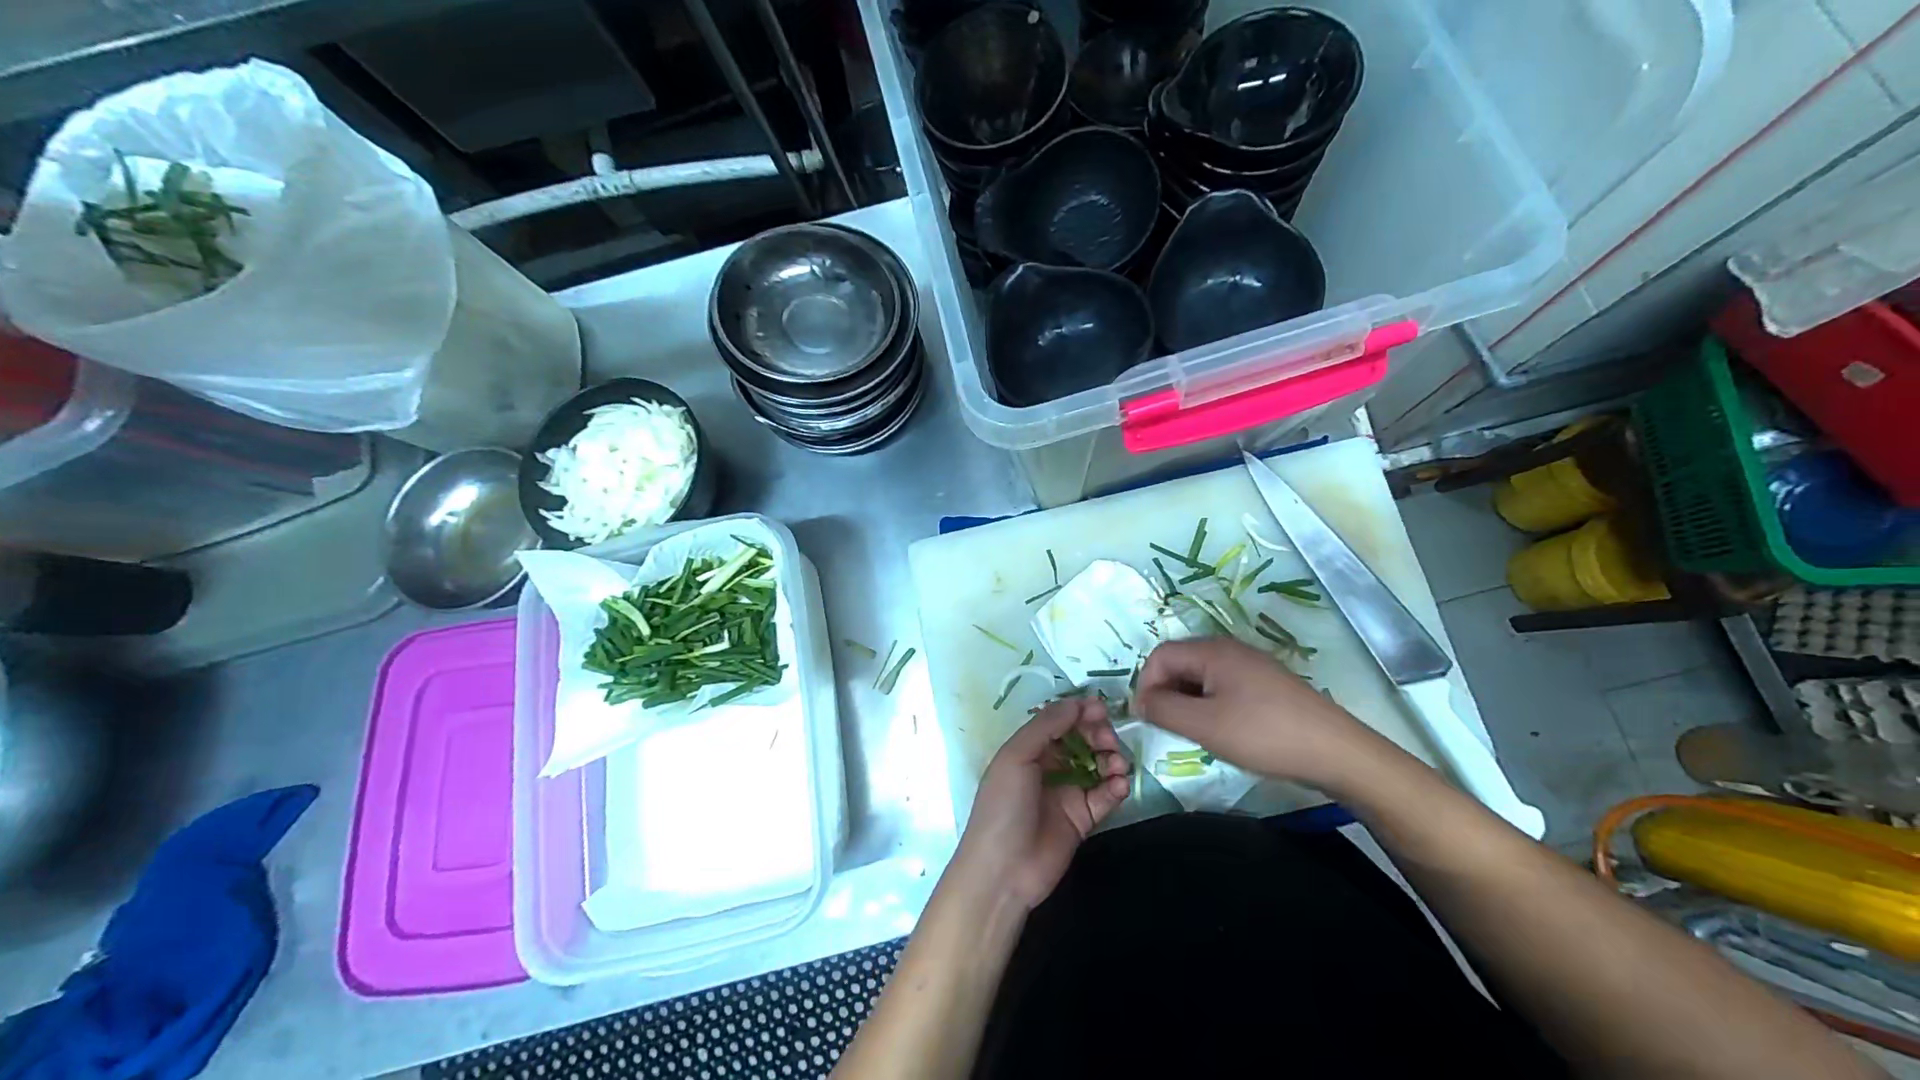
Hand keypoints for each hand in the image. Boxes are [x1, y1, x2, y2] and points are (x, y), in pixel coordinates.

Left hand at [947, 695, 1130, 910]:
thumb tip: (1076, 702)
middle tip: (1108, 740)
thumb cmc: (1003, 806)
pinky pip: (1106, 795)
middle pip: (1082, 740)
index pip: (1059, 722)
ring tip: (1116, 766)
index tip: (1100, 708)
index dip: (1080, 712)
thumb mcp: (1016, 758)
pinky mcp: (1084, 818)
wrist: (1003, 870)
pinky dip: (1116, 787)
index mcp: (1029, 749)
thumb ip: (1046, 727)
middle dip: (1099, 734)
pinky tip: (1119, 786)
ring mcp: (1068, 792)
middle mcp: (1049, 767)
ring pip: (1098, 765)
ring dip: (1111, 759)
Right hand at [1134, 637, 1386, 788]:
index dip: (1146, 684)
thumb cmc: (1264, 735)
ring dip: (1187, 701)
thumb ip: (1163, 709)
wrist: (1337, 752)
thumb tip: (1140, 701)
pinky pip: (1223, 686)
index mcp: (1213, 651)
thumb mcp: (1204, 725)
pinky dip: (1210, 705)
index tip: (1147, 718)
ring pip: (1201, 676)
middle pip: (1180, 662)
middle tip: (1170, 727)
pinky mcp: (1266, 685)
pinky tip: (1222, 730)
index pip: (1160, 655)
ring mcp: (1251, 666)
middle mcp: (1230, 650)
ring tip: (1195, 732)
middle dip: (1166, 692)